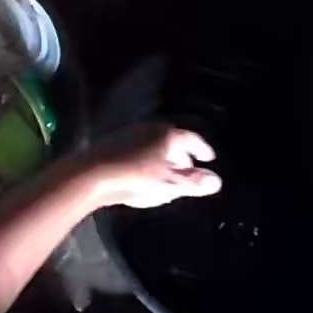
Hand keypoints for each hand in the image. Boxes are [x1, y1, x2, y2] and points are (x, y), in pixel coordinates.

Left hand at [80, 123, 221, 208]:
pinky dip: (151, 155)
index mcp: (167, 135)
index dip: (201, 148)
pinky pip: (142, 145)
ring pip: (156, 141)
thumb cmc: (137, 178)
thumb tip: (217, 180)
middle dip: (183, 153)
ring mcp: (132, 132)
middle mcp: (151, 128)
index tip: (208, 157)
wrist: (95, 172)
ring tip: (170, 171)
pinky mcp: (117, 140)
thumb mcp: (170, 184)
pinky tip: (147, 170)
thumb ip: (194, 183)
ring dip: (166, 155)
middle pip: (173, 138)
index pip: (191, 138)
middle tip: (190, 168)